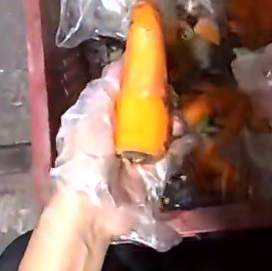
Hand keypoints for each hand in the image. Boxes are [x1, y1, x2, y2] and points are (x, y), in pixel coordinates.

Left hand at [49, 63, 176, 249]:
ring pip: (166, 125)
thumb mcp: (88, 117)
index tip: (155, 63)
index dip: (137, 76)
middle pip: (149, 105)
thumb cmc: (84, 157)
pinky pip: (177, 150)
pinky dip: (185, 140)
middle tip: (169, 92)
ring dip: (175, 117)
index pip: (122, 89)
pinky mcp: (158, 170)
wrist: (92, 208)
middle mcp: (122, 130)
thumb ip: (105, 91)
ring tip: (177, 118)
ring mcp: (142, 150)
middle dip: (162, 97)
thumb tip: (120, 64)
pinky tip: (187, 133)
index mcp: (100, 116)